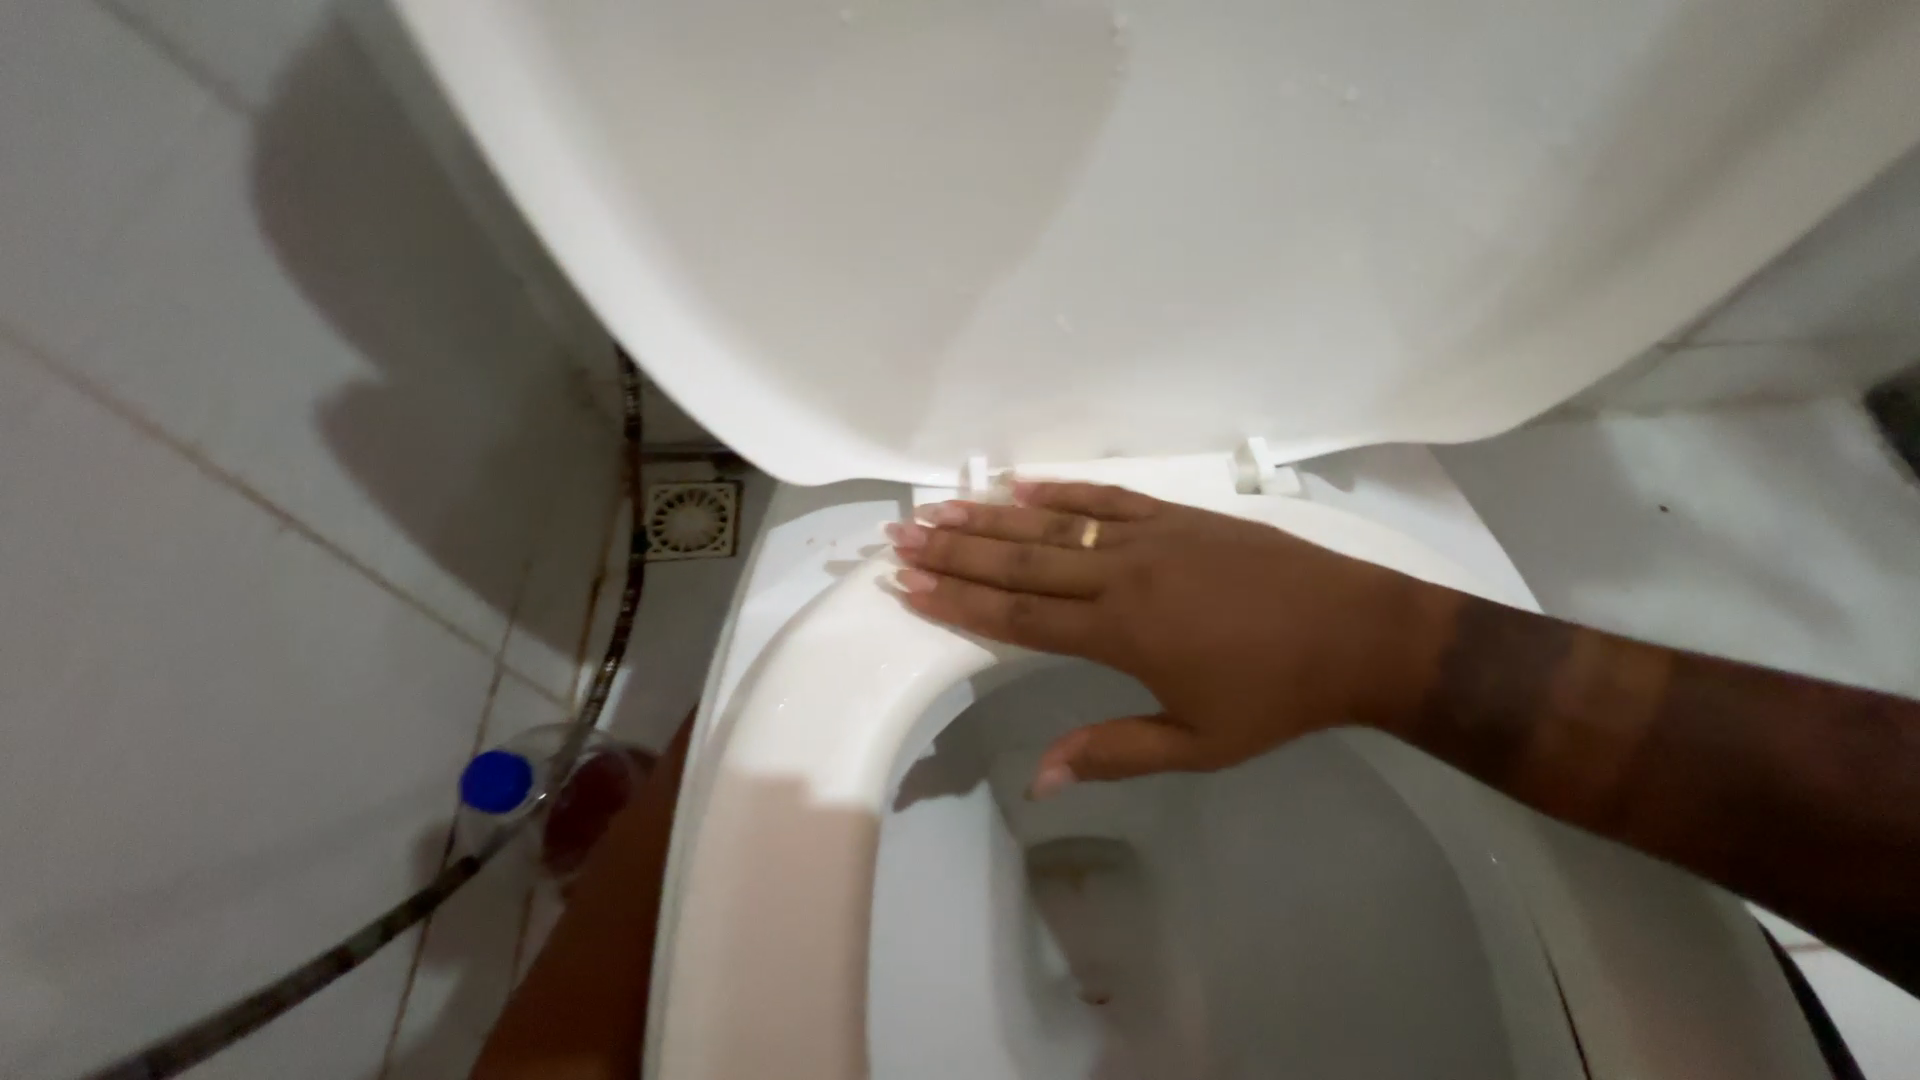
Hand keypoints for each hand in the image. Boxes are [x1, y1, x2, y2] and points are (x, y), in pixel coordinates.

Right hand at [887, 481, 1439, 797]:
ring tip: (939, 508)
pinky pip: (1108, 495)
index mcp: (1121, 634)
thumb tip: (1037, 778)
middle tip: (899, 536)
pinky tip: (1020, 484)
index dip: (959, 601)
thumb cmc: (1276, 698)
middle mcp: (1122, 575)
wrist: (1359, 633)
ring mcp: (1150, 537)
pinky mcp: (1178, 516)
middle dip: (955, 551)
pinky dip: (1060, 489)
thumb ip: (1112, 752)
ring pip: (1054, 523)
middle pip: (1021, 562)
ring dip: (991, 517)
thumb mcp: (1196, 745)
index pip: (1019, 615)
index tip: (909, 587)